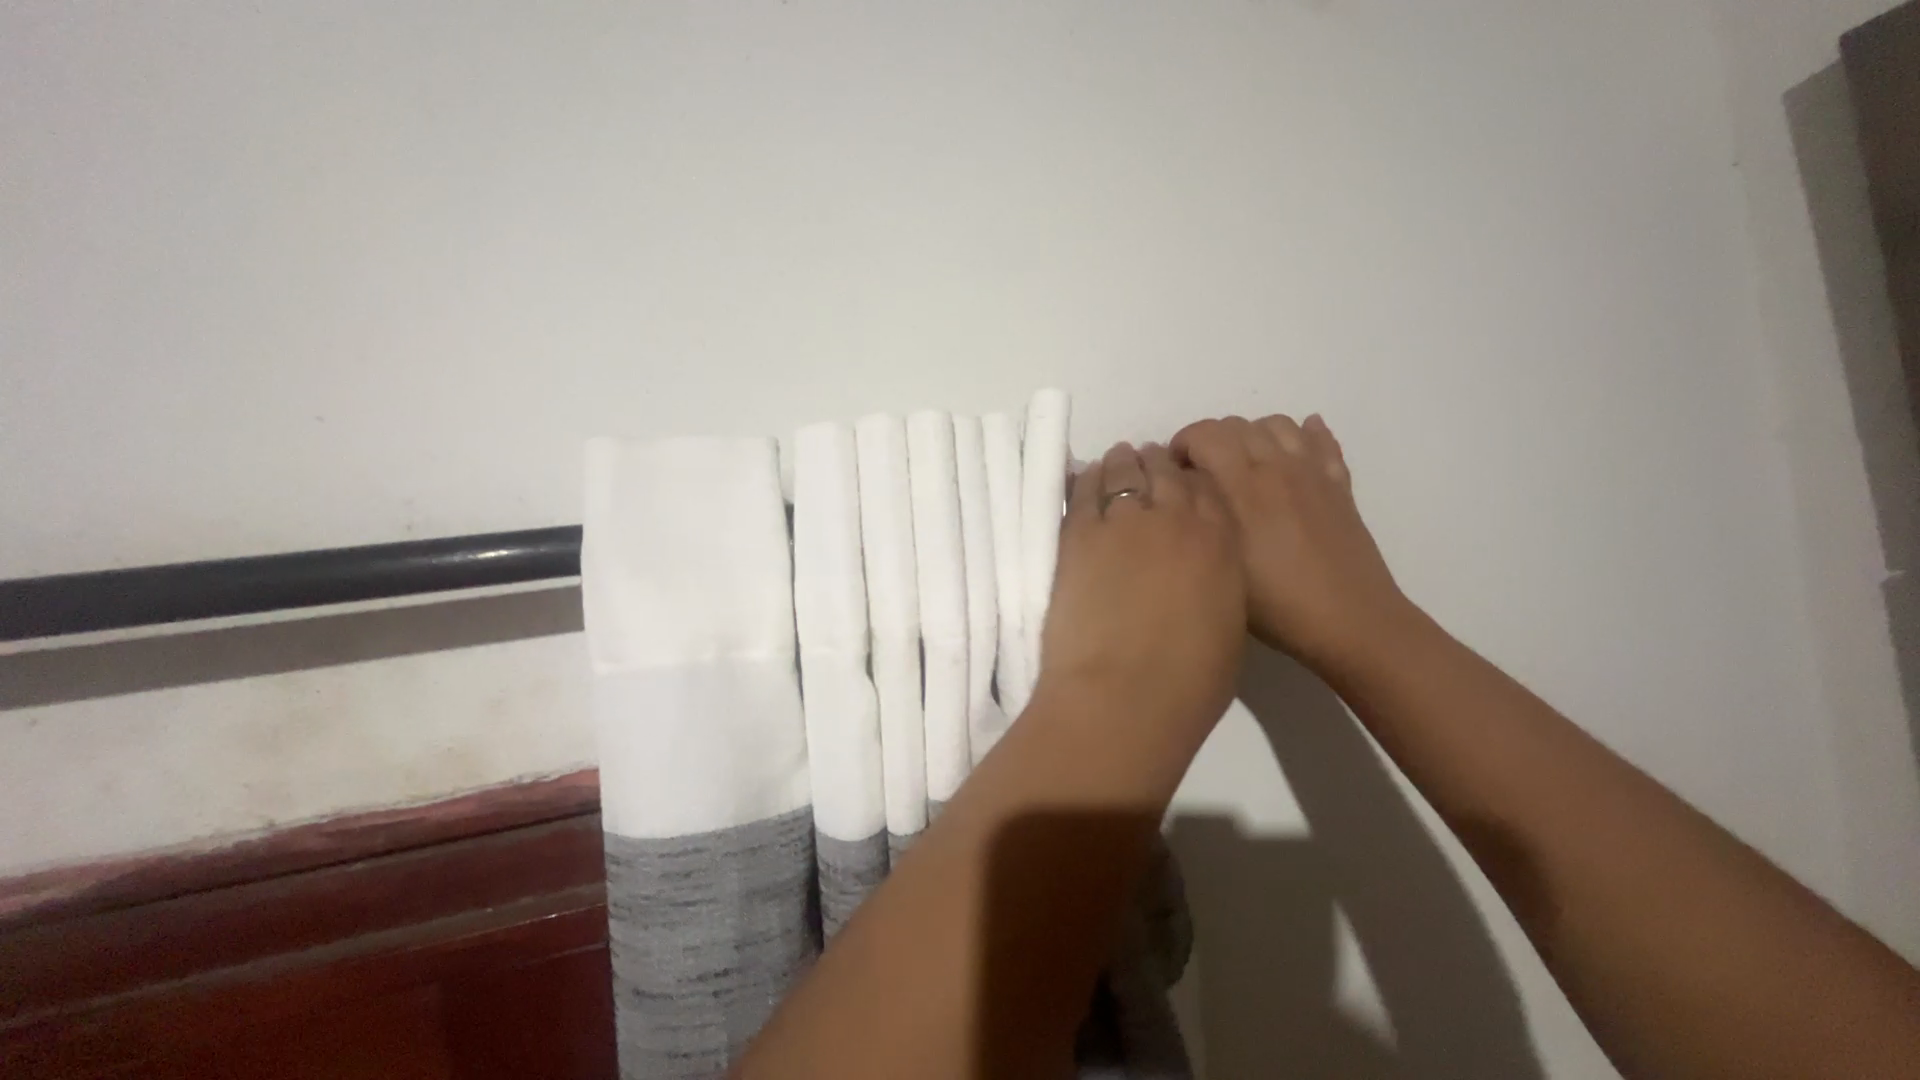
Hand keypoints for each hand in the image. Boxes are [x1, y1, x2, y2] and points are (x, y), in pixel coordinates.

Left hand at [1038, 442, 1245, 730]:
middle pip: (1168, 474)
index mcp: (1222, 545)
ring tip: (1120, 460)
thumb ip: (1217, 587)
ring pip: (1126, 472)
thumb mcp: (1227, 628)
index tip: (1186, 482)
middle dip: (1160, 466)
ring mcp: (1126, 522)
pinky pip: (1085, 490)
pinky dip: (1087, 478)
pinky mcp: (1080, 534)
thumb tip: (1202, 578)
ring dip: (1125, 463)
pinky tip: (1086, 474)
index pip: (1209, 492)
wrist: (1126, 695)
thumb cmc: (1190, 682)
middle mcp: (1177, 520)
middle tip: (1150, 464)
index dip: (1196, 482)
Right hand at [1171, 414, 1410, 672]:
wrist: (1350, 621)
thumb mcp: (1221, 565)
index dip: (1181, 444)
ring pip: (1277, 425)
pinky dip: (1304, 434)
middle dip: (1210, 439)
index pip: (1204, 435)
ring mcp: (1312, 473)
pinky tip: (1295, 447)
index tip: (1172, 470)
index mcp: (1243, 487)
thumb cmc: (1275, 605)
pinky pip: (1321, 441)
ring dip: (1252, 434)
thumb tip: (1185, 488)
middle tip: (1200, 471)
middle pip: (1237, 425)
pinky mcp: (1339, 486)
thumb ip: (1200, 517)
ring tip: (1242, 462)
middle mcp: (1277, 468)